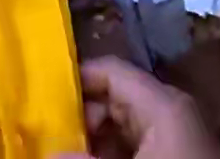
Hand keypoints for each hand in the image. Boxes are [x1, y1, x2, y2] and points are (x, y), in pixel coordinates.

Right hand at [57, 56, 219, 158]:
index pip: (108, 70)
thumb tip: (48, 149)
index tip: (41, 100)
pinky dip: (114, 157)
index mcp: (162, 103)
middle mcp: (170, 112)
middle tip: (49, 140)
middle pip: (113, 100)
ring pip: (123, 129)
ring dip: (96, 145)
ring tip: (65, 155)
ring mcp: (178, 140)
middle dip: (81, 121)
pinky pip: (138, 150)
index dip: (74, 81)